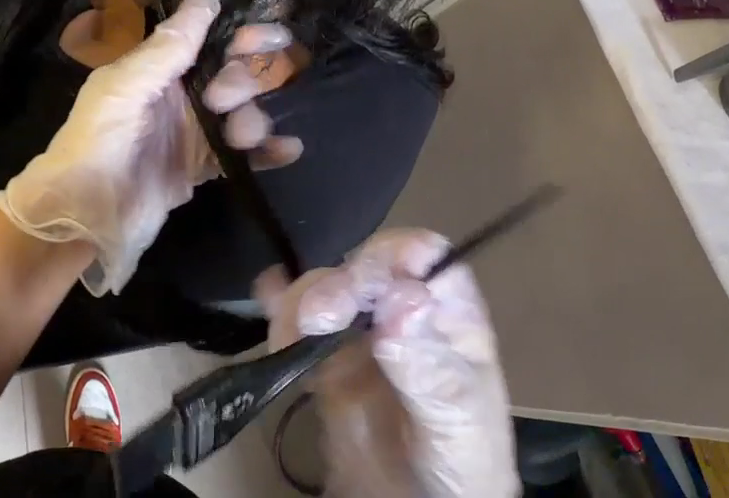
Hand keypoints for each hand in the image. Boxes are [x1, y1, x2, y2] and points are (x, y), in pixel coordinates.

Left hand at [0, 0, 297, 294]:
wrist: (86, 215)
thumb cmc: (99, 140)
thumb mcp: (127, 86)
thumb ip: (169, 48)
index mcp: (155, 70)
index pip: (205, 41)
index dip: (239, 36)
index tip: (274, 36)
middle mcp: (176, 96)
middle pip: (230, 76)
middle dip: (241, 81)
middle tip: (225, 99)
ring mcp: (190, 134)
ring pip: (240, 114)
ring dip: (252, 118)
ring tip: (242, 135)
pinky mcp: (200, 169)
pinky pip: (242, 155)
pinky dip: (266, 152)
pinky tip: (287, 150)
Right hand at [257, 230, 516, 497]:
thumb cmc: (460, 476)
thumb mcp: (459, 428)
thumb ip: (431, 371)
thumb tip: (405, 300)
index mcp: (450, 325)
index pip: (429, 263)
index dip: (400, 254)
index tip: (371, 273)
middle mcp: (400, 319)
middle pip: (366, 269)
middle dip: (340, 282)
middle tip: (320, 316)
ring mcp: (357, 339)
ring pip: (324, 289)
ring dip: (303, 300)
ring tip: (292, 336)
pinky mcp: (319, 361)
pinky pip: (292, 320)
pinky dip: (276, 304)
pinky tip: (268, 298)